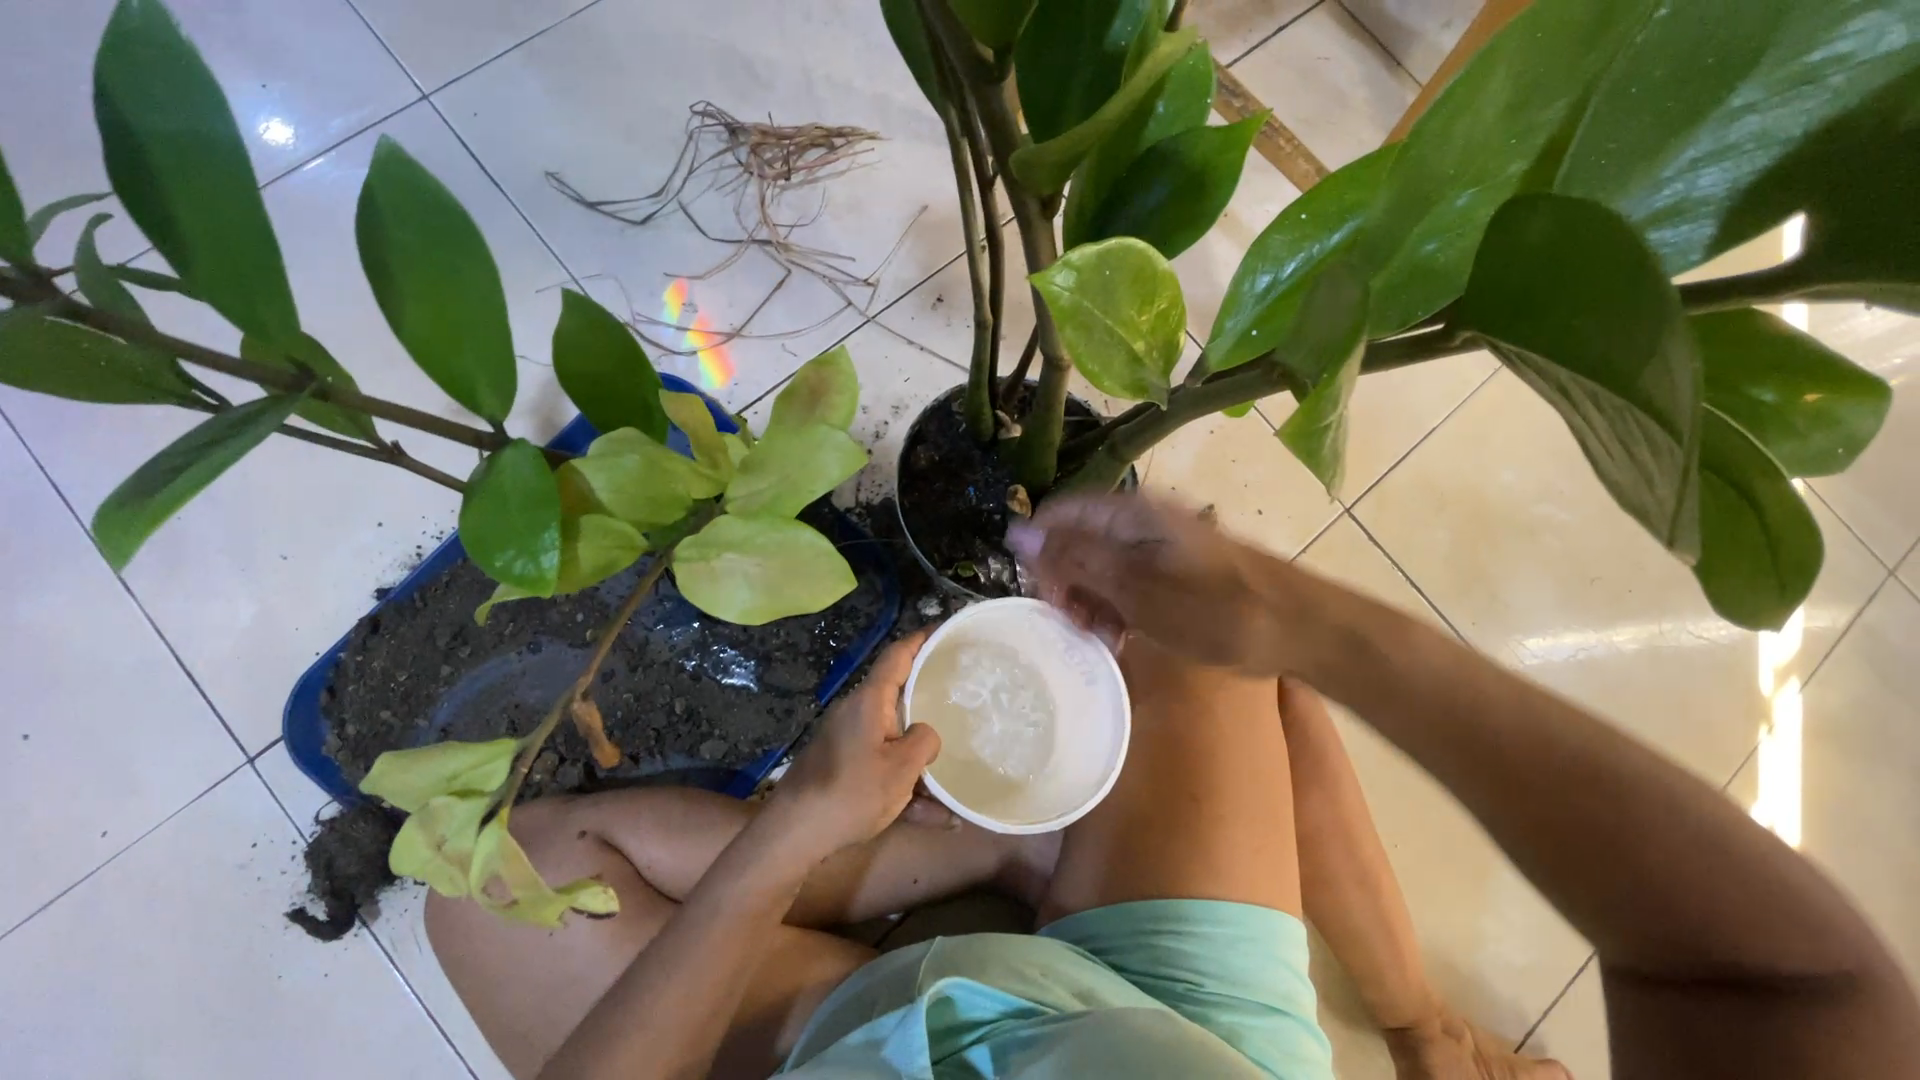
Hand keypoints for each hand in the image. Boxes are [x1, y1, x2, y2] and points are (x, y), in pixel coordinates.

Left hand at [765, 631, 941, 857]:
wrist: (794, 833)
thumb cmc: (850, 792)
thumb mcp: (901, 768)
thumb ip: (924, 742)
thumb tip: (927, 734)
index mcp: (869, 702)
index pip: (897, 656)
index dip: (921, 640)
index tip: (945, 630)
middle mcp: (856, 714)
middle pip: (899, 699)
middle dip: (930, 703)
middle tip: (963, 699)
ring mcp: (847, 742)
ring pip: (895, 742)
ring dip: (922, 761)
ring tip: (957, 780)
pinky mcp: (843, 769)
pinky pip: (884, 769)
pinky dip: (908, 788)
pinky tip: (937, 818)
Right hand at [1006, 493, 1319, 676]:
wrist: (1306, 629)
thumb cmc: (1219, 612)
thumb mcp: (1136, 590)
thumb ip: (1075, 559)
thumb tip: (1017, 531)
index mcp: (1130, 513)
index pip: (1060, 517)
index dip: (1041, 556)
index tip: (1045, 600)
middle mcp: (1143, 519)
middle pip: (1080, 541)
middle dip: (1068, 584)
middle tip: (1076, 628)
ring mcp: (1164, 543)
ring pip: (1105, 565)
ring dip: (1094, 601)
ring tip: (1106, 640)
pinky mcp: (1181, 568)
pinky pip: (1133, 580)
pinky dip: (1121, 606)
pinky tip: (1128, 637)